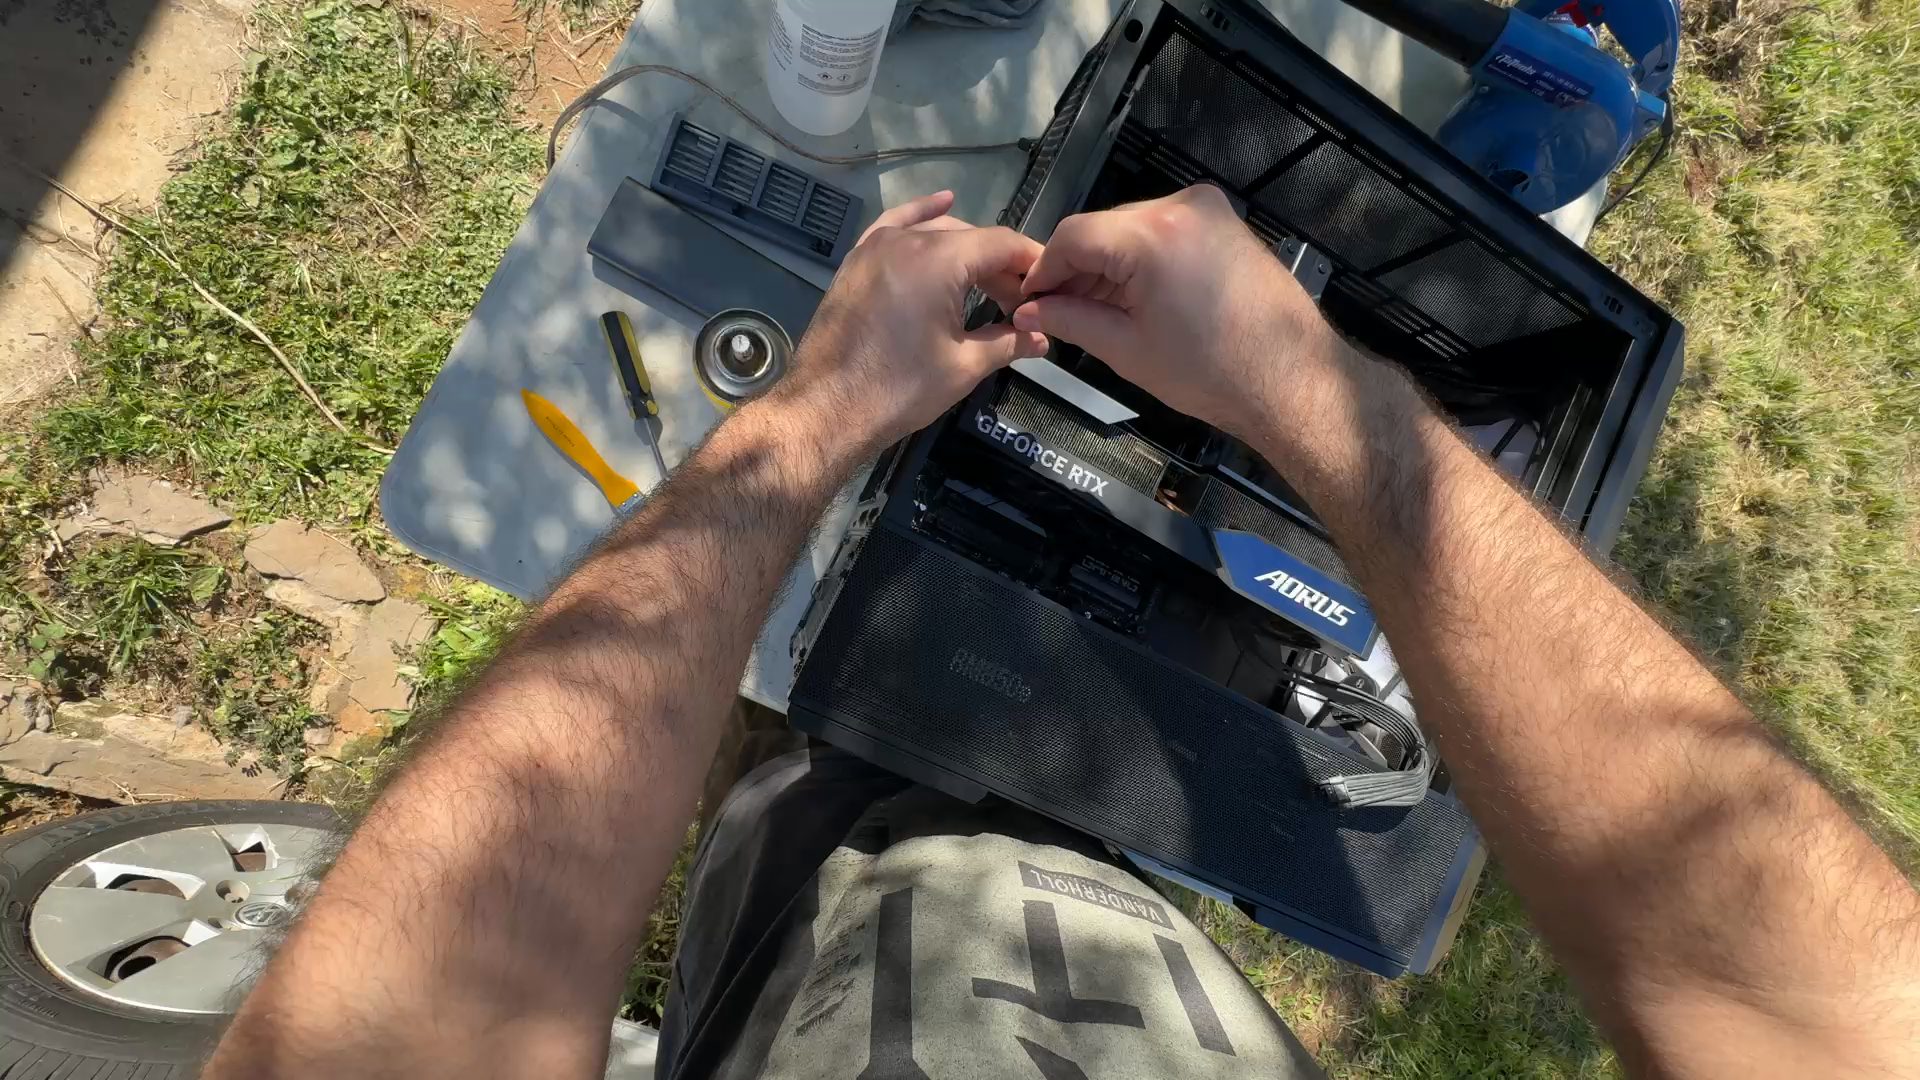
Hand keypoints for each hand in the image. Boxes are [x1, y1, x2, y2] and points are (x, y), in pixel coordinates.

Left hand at [771, 191, 1050, 450]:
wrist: (827, 408)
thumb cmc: (900, 390)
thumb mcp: (963, 367)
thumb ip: (1008, 343)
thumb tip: (1044, 338)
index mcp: (939, 259)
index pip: (1002, 244)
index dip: (1032, 263)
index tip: (1050, 286)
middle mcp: (907, 240)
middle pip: (970, 238)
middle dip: (1000, 268)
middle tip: (1019, 305)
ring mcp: (875, 246)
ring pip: (935, 234)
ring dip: (966, 255)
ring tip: (987, 287)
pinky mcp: (856, 261)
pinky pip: (895, 226)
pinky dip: (922, 217)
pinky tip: (942, 203)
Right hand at [1011, 185, 1345, 439]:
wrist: (1289, 379)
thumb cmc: (1206, 372)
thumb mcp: (1125, 349)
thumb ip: (1070, 320)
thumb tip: (1028, 312)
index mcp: (1154, 234)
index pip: (1073, 235)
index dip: (1042, 270)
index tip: (1028, 301)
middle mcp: (1181, 205)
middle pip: (1101, 228)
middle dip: (1074, 269)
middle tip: (1055, 312)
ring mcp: (1207, 210)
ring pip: (1129, 230)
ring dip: (1104, 267)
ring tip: (1093, 312)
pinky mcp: (1223, 223)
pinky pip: (1161, 234)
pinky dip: (1137, 262)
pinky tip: (1130, 299)